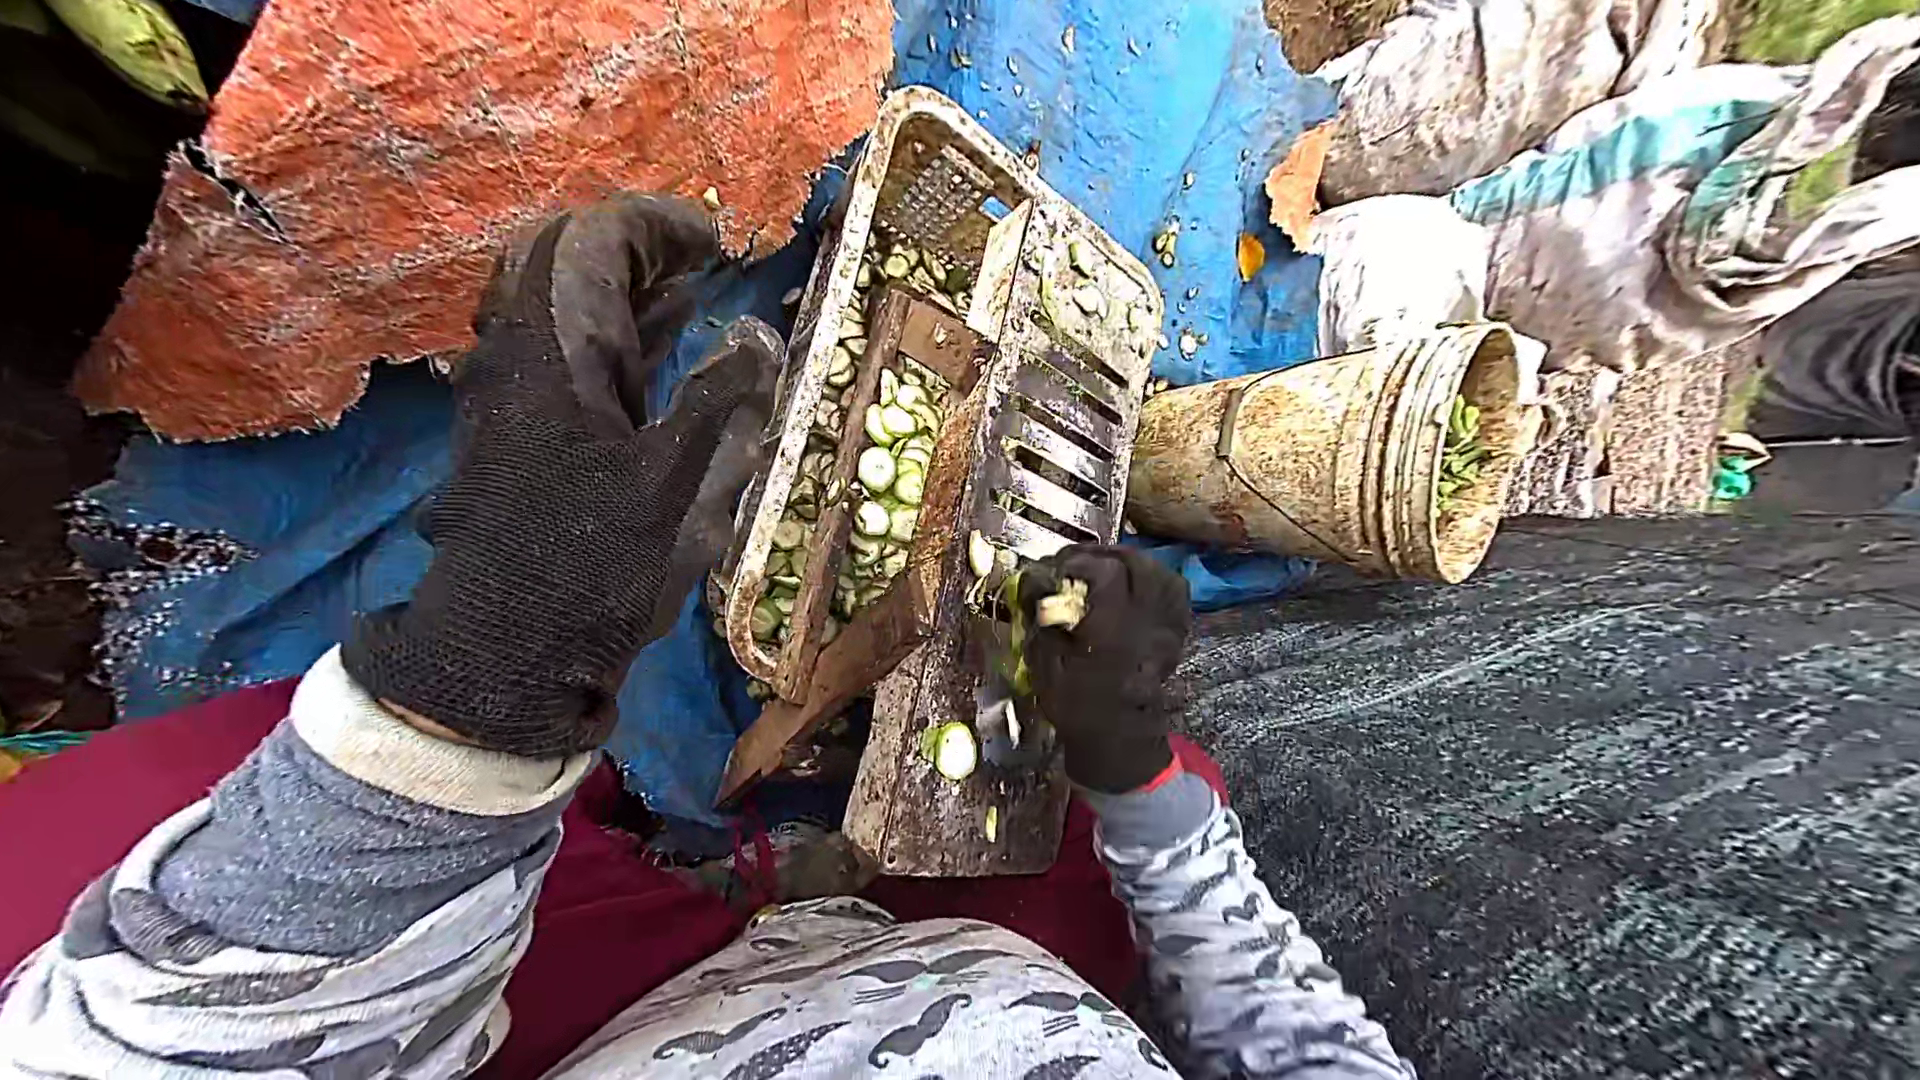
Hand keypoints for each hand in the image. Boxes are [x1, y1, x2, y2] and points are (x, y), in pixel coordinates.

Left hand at [344, 194, 780, 757]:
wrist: (516, 643)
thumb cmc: (596, 564)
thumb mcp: (673, 485)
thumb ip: (719, 403)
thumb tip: (760, 336)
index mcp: (554, 356)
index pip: (593, 242)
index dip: (660, 227)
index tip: (720, 242)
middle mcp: (523, 358)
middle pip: (568, 262)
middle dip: (641, 250)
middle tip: (707, 262)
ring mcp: (520, 392)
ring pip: (567, 309)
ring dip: (631, 292)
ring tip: (698, 292)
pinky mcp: (530, 428)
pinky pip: (572, 356)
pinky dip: (620, 339)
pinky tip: (664, 347)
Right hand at [1015, 545, 1190, 792]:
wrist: (1117, 737)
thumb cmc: (1075, 702)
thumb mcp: (1044, 659)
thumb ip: (1042, 615)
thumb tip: (1036, 580)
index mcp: (1113, 626)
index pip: (1105, 571)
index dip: (1077, 561)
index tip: (1055, 570)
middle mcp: (1146, 619)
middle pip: (1136, 564)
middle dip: (1103, 555)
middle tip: (1078, 562)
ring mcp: (1165, 626)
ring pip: (1159, 574)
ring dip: (1130, 562)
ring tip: (1105, 566)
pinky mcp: (1173, 633)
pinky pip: (1174, 593)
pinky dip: (1154, 580)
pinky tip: (1133, 583)